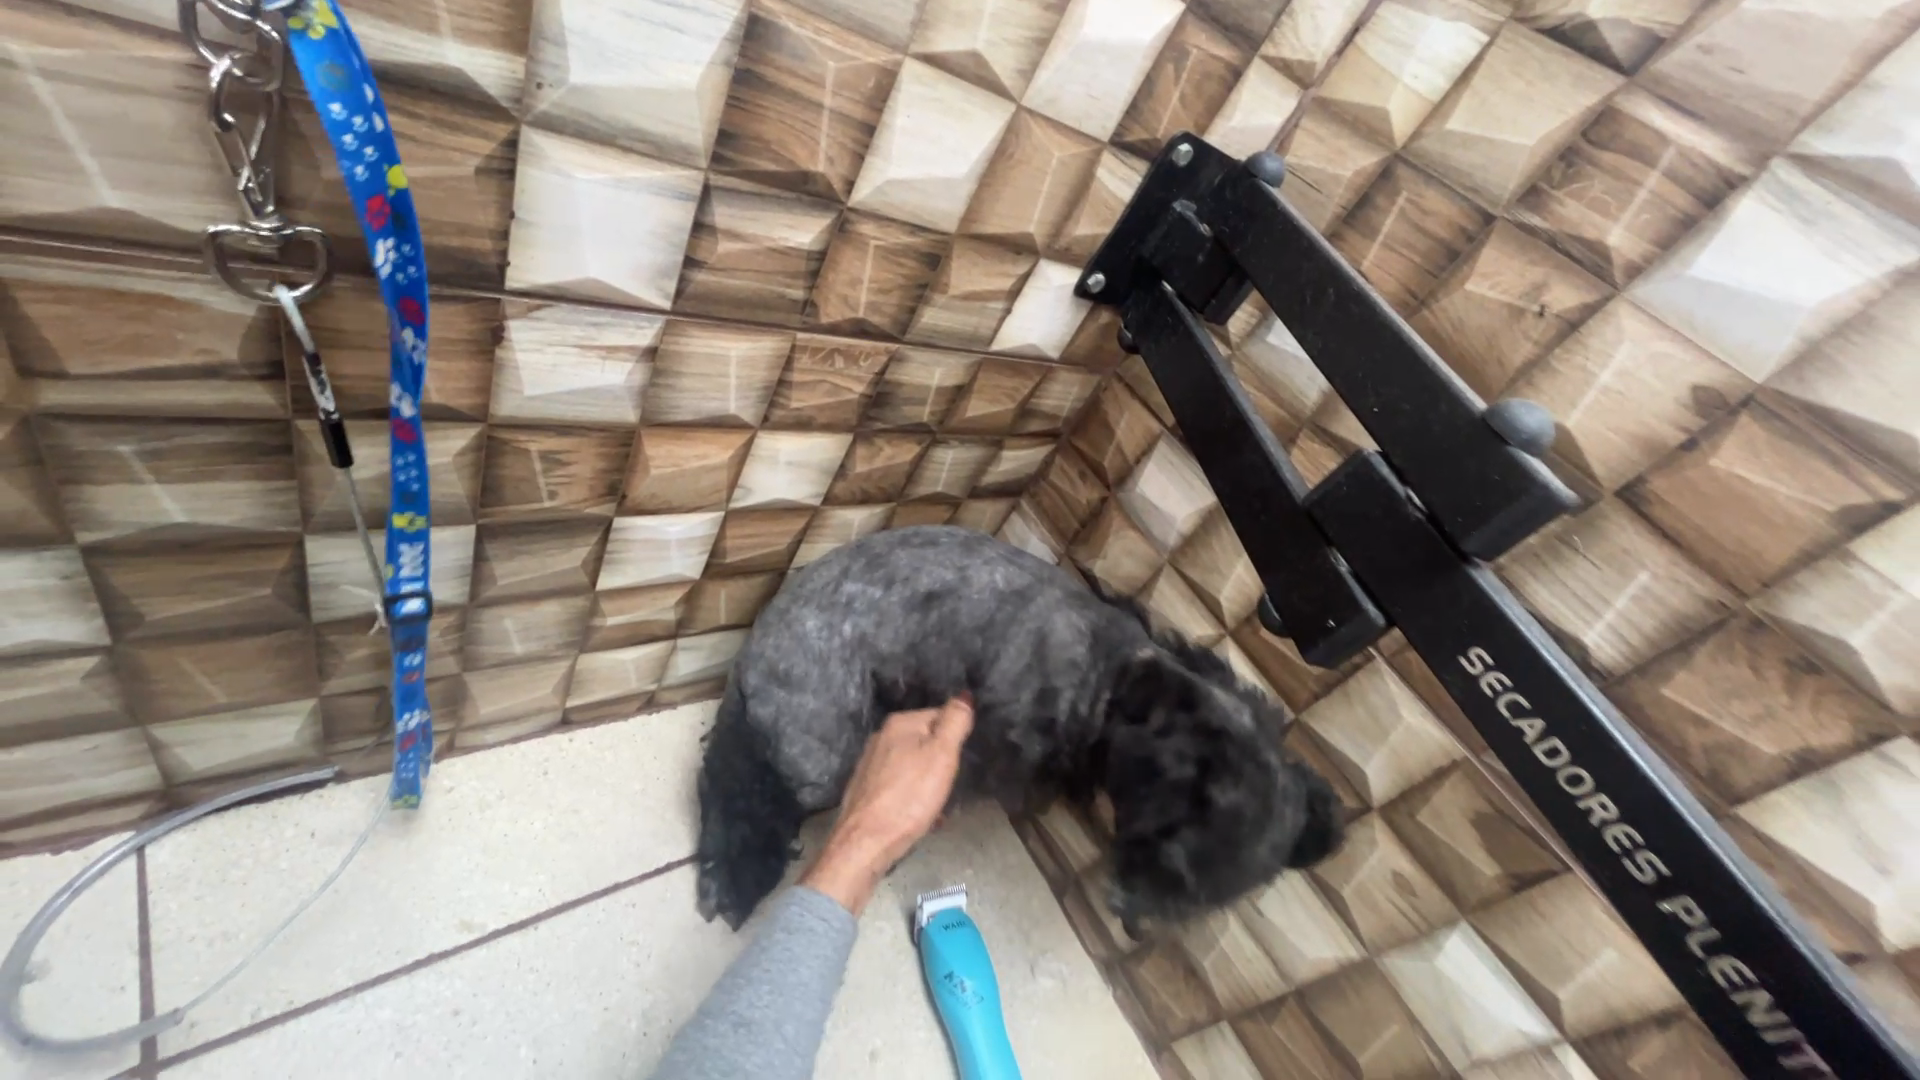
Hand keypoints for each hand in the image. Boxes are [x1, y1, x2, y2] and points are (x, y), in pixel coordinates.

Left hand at [801, 697, 973, 914]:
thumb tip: (964, 694)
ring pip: (913, 766)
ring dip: (928, 783)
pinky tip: (918, 817)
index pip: (940, 717)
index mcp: (898, 723)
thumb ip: (955, 722)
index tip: (958, 764)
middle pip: (925, 742)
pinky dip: (912, 797)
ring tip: (935, 806)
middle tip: (947, 787)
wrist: (866, 843)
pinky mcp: (865, 789)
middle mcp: (880, 737)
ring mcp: (870, 763)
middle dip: (940, 764)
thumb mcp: (942, 755)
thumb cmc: (909, 797)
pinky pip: (899, 786)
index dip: (955, 740)